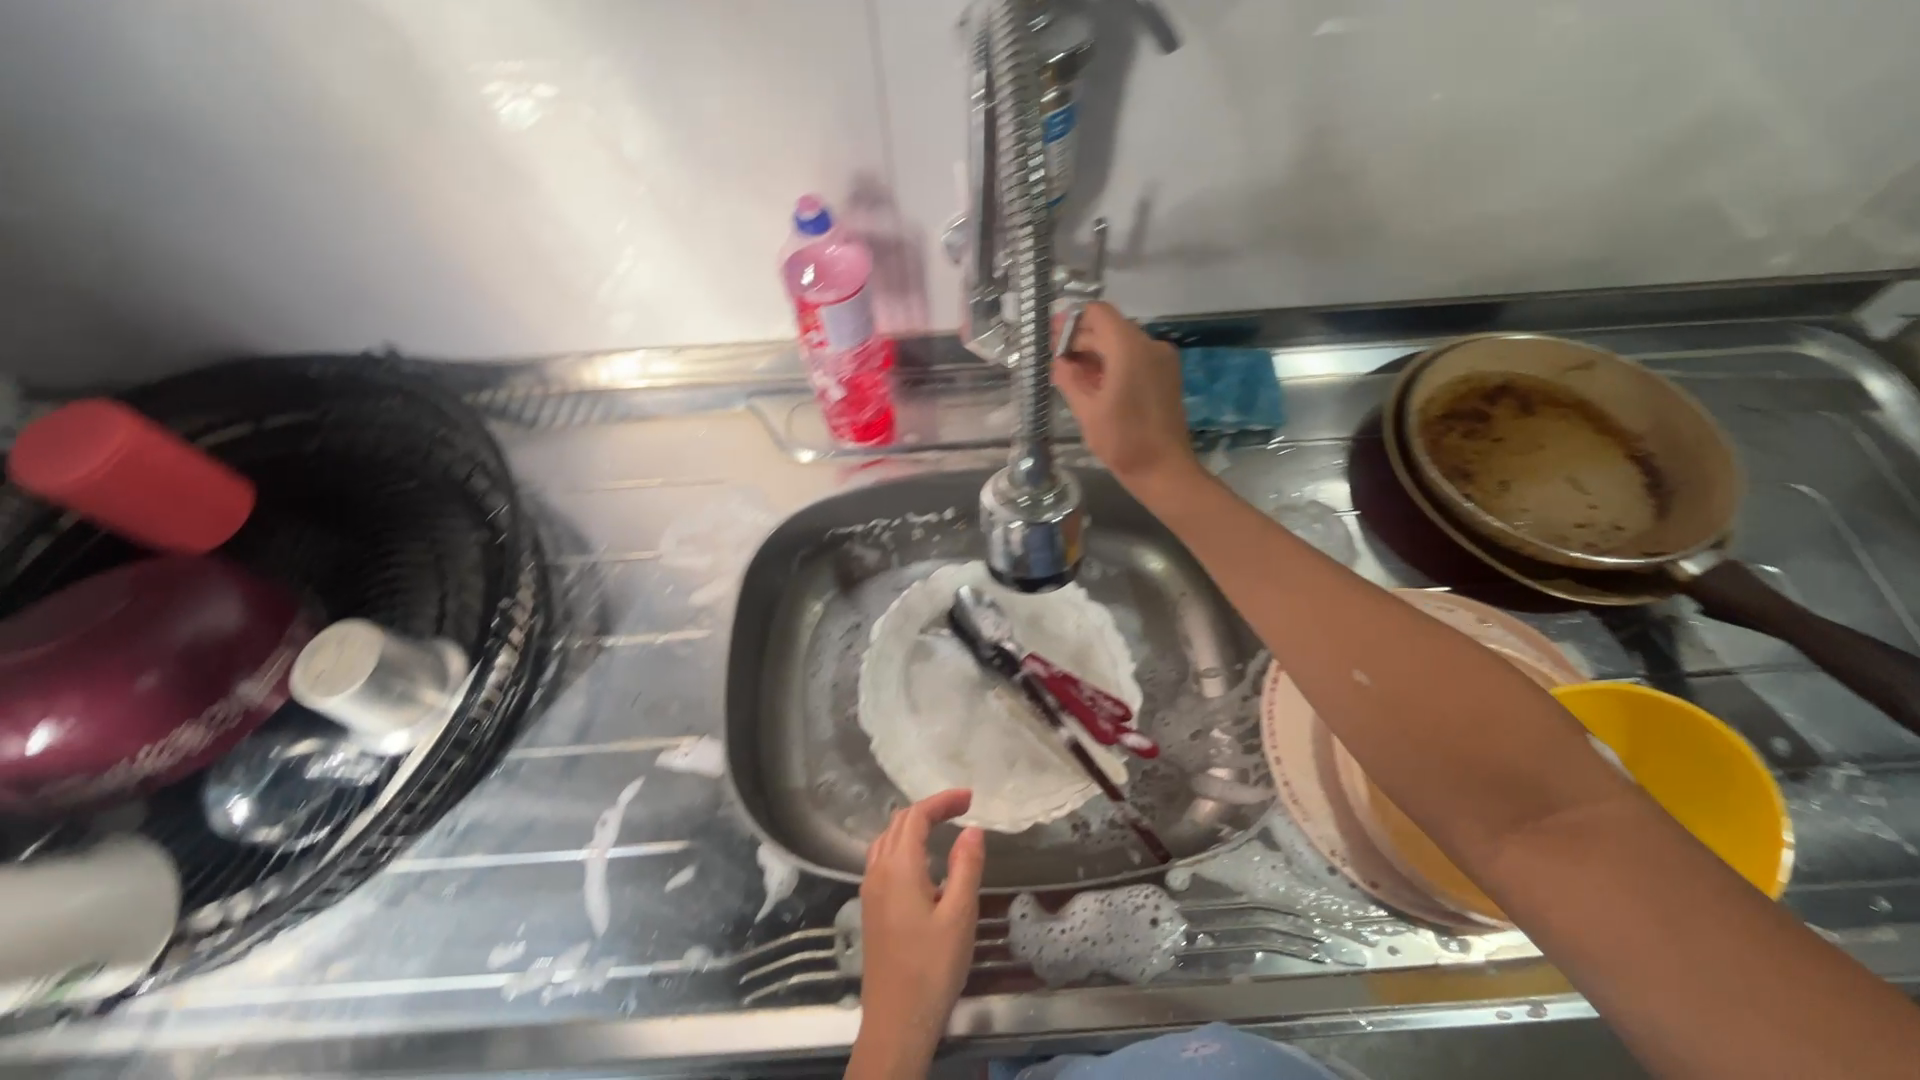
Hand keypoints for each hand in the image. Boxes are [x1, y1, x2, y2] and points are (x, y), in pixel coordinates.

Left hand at [848, 790, 985, 1078]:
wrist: (896, 1019)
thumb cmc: (932, 967)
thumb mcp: (960, 914)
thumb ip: (966, 867)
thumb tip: (972, 830)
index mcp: (898, 867)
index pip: (916, 817)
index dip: (942, 801)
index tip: (970, 797)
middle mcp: (877, 872)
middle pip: (898, 825)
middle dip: (929, 810)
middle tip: (962, 809)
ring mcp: (870, 892)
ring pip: (886, 843)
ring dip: (913, 828)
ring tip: (943, 829)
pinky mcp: (871, 910)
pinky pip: (883, 862)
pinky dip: (903, 848)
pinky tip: (923, 866)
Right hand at [1053, 302, 1198, 493]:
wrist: (1164, 469)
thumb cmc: (1123, 441)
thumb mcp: (1087, 410)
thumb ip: (1069, 378)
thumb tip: (1058, 361)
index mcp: (1129, 348)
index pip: (1098, 313)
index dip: (1072, 322)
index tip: (1053, 340)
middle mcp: (1149, 345)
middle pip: (1110, 327)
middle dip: (1081, 339)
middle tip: (1055, 360)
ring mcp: (1162, 359)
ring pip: (1122, 342)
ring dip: (1096, 353)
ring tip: (1071, 375)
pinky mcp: (1166, 375)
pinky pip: (1135, 357)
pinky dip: (1114, 363)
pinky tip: (1095, 384)